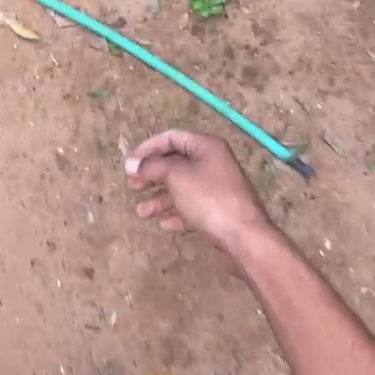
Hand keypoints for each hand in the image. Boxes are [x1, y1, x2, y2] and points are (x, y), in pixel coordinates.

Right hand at [125, 130, 274, 252]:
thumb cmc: (209, 199)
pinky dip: (176, 212)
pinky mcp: (218, 210)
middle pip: (175, 163)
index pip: (171, 138)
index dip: (148, 148)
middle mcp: (213, 163)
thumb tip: (131, 164)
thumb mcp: (176, 176)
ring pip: (181, 187)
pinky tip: (164, 224)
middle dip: (152, 175)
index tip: (130, 164)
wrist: (244, 237)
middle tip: (133, 186)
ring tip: (142, 212)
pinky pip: (191, 206)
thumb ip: (152, 167)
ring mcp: (216, 188)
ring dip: (159, 198)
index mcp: (206, 147)